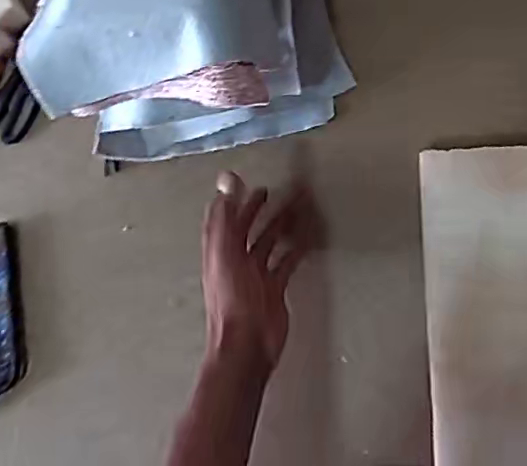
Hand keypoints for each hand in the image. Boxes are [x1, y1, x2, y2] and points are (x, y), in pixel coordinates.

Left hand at [200, 171, 316, 370]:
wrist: (246, 347)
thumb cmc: (233, 301)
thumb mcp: (225, 254)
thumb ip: (226, 216)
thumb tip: (226, 179)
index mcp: (220, 253)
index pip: (225, 220)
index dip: (234, 201)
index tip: (246, 183)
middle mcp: (236, 262)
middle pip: (249, 228)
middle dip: (261, 209)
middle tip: (278, 191)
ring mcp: (255, 276)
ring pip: (270, 242)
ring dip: (282, 224)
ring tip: (299, 207)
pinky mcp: (274, 288)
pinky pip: (286, 261)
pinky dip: (296, 248)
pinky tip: (306, 238)